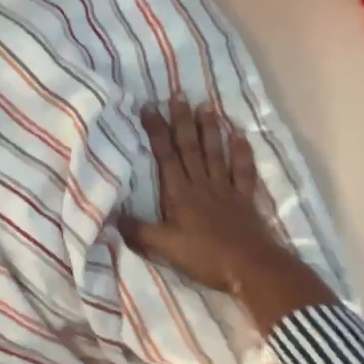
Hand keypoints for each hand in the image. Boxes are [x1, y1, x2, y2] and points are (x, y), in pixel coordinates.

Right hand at [119, 99, 336, 332]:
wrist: (251, 268)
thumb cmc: (205, 257)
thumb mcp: (164, 247)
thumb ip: (138, 231)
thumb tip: (111, 216)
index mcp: (179, 193)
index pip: (165, 155)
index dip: (156, 130)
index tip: (148, 107)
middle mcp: (201, 184)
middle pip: (190, 147)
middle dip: (182, 121)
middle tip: (179, 95)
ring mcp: (225, 190)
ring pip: (215, 153)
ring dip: (209, 129)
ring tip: (206, 106)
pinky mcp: (244, 200)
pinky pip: (242, 171)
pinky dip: (242, 153)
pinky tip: (240, 136)